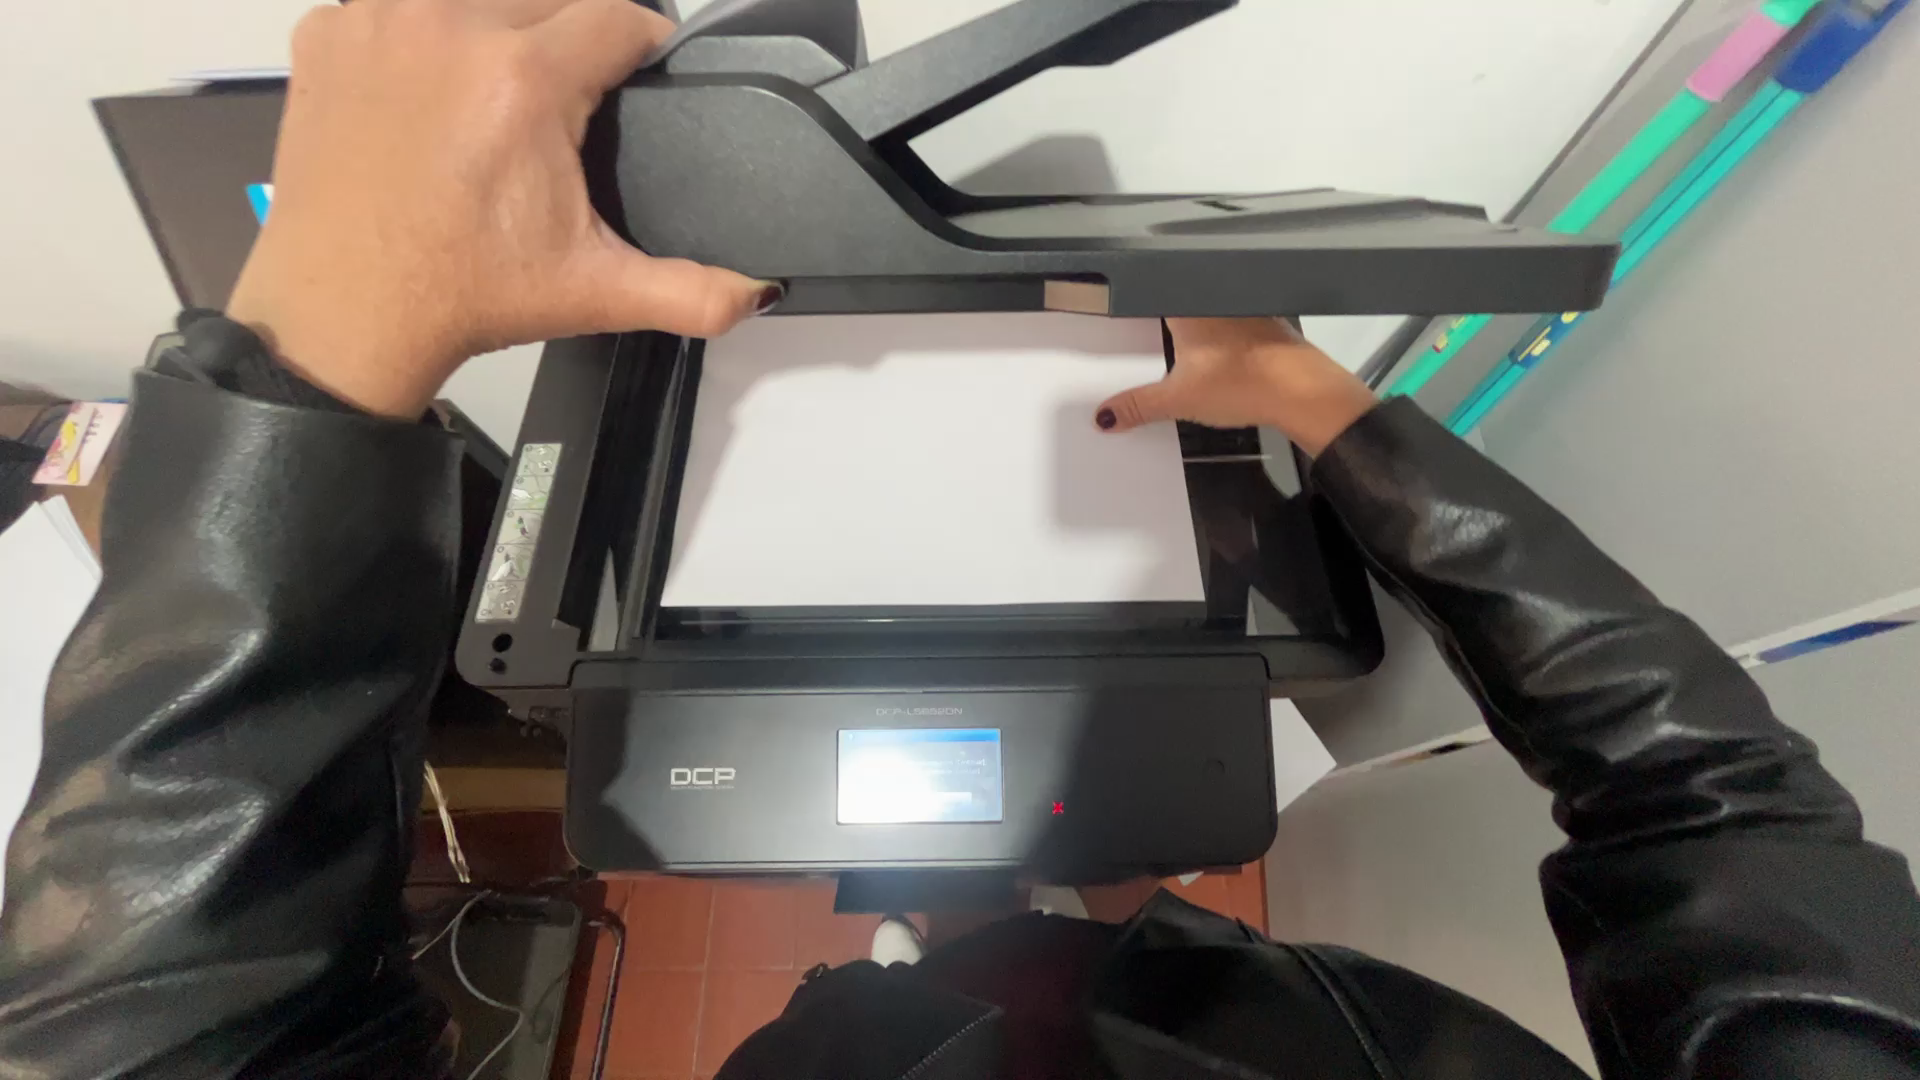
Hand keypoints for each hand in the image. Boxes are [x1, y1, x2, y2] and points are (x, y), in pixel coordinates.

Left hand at [227, 0, 780, 417]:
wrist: (351, 305)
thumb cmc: (468, 292)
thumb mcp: (602, 295)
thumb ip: (694, 294)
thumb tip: (759, 292)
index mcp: (523, 83)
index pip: (614, 15)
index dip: (649, 37)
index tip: (655, 67)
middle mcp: (445, 26)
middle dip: (584, 33)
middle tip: (594, 95)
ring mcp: (377, 19)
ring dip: (516, 24)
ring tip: (530, 88)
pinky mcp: (332, 32)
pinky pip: (409, 1)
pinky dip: (444, 29)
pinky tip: (455, 88)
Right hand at [1094, 318, 1377, 455]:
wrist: (1303, 391)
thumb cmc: (1244, 383)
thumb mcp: (1179, 399)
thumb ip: (1138, 405)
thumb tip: (1105, 416)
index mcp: (1188, 307)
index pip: (1149, 290)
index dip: (1130, 299)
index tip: (1112, 307)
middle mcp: (1215, 298)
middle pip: (1175, 297)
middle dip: (1156, 314)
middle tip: (1136, 332)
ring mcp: (1243, 308)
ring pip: (1204, 307)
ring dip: (1188, 322)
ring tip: (1172, 346)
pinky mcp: (1264, 323)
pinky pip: (1227, 320)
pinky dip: (1214, 332)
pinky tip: (1212, 354)